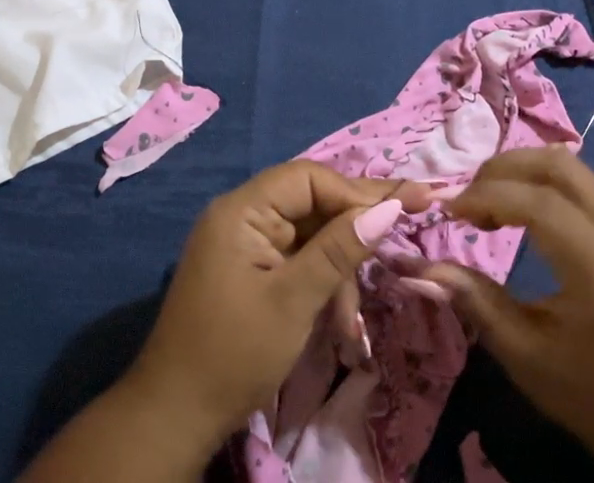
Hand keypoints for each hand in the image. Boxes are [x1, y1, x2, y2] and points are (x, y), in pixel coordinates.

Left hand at [124, 161, 431, 448]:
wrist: (177, 415)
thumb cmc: (235, 353)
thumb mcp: (295, 300)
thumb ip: (340, 249)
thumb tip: (390, 207)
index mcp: (241, 211)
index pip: (309, 178)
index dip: (358, 191)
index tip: (406, 206)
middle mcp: (241, 217)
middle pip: (311, 202)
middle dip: (356, 226)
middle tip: (417, 215)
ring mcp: (244, 245)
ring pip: (310, 235)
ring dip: (339, 270)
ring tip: (352, 319)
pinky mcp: (250, 271)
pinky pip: (297, 260)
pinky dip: (322, 284)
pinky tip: (339, 321)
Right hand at [422, 149, 593, 481]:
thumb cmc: (585, 389)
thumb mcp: (522, 354)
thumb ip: (476, 302)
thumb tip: (424, 269)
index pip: (541, 204)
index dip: (488, 196)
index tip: (449, 213)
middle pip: (559, 166)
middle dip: (503, 170)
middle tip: (467, 202)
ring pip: (570, 167)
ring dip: (520, 170)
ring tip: (486, 203)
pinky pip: (577, 183)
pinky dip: (537, 181)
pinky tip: (513, 210)